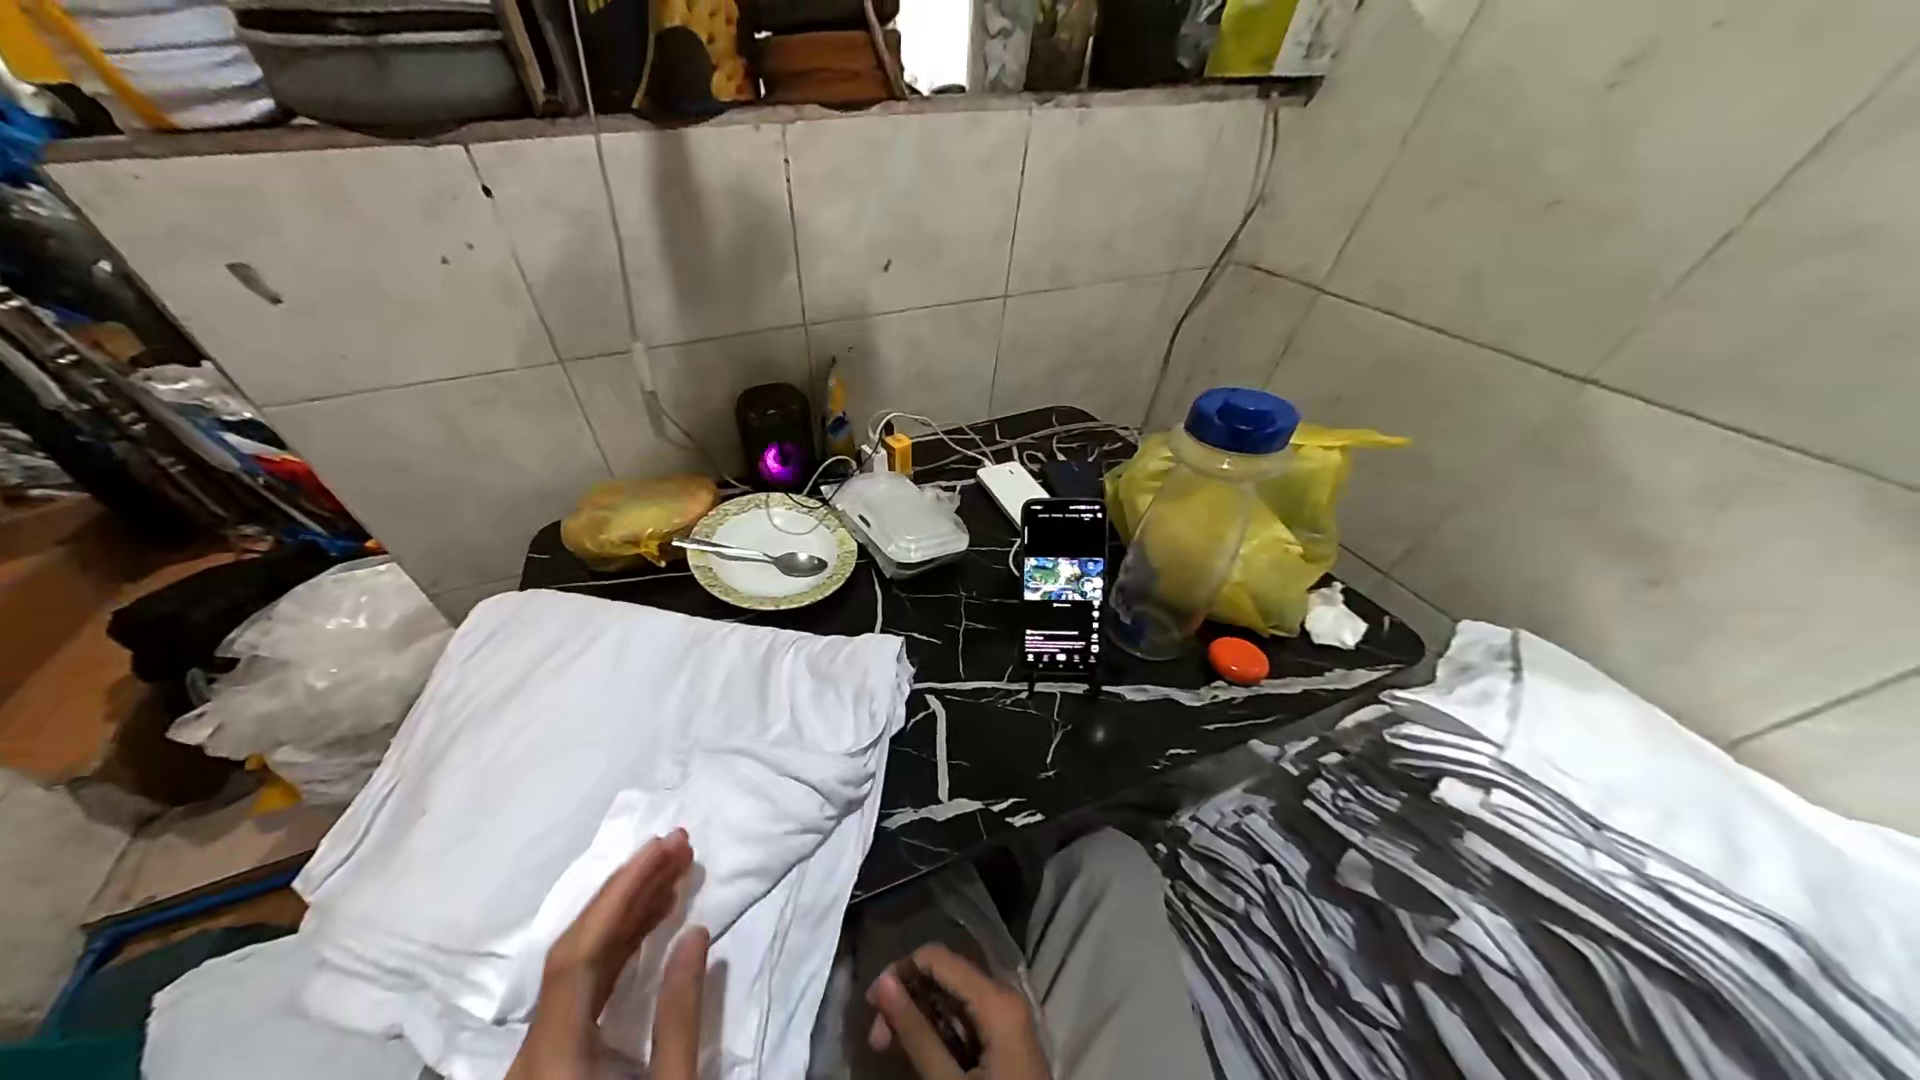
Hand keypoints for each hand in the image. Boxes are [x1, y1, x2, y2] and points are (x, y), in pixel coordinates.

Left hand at [507, 829, 707, 1079]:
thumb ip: (680, 1015)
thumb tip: (695, 932)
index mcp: (553, 1061)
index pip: (578, 956)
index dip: (620, 895)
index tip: (663, 851)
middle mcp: (534, 1050)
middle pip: (576, 950)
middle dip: (629, 889)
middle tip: (679, 844)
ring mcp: (539, 1053)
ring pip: (580, 963)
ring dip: (630, 910)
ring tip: (676, 868)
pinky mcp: (554, 1056)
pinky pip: (585, 985)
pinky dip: (622, 944)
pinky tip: (656, 917)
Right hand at [866, 945, 1049, 1079]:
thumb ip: (916, 1032)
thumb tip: (882, 983)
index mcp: (997, 999)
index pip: (937, 957)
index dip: (899, 972)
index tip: (871, 1007)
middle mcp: (1005, 993)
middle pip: (945, 974)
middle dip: (908, 998)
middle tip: (878, 1041)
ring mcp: (1009, 1013)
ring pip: (953, 994)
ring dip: (920, 1014)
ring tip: (893, 1049)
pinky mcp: (1006, 1032)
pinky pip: (966, 1013)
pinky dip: (940, 1026)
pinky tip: (922, 1050)